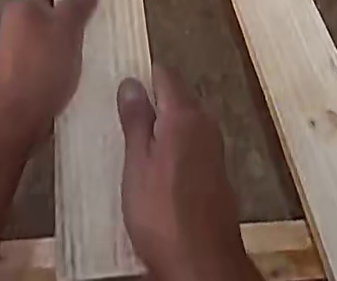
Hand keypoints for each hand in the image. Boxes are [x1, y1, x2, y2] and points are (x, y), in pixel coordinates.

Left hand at [0, 0, 99, 139]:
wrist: (17, 121)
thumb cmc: (44, 67)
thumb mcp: (68, 29)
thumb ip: (78, 2)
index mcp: (22, 6)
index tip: (96, 6)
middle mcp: (13, 24)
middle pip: (51, 15)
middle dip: (72, 23)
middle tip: (96, 32)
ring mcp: (12, 51)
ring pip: (48, 39)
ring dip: (66, 46)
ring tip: (88, 56)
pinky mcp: (16, 75)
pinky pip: (43, 60)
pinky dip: (57, 64)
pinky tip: (72, 76)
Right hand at [117, 67, 259, 280]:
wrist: (204, 266)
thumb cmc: (162, 213)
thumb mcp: (137, 164)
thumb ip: (135, 120)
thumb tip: (131, 81)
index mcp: (183, 114)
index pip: (163, 74)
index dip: (142, 74)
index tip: (121, 82)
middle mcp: (204, 123)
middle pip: (175, 96)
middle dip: (151, 100)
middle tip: (121, 115)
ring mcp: (214, 148)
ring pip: (183, 121)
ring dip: (162, 125)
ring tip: (134, 141)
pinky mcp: (216, 172)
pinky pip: (191, 144)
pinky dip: (174, 146)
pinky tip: (158, 167)